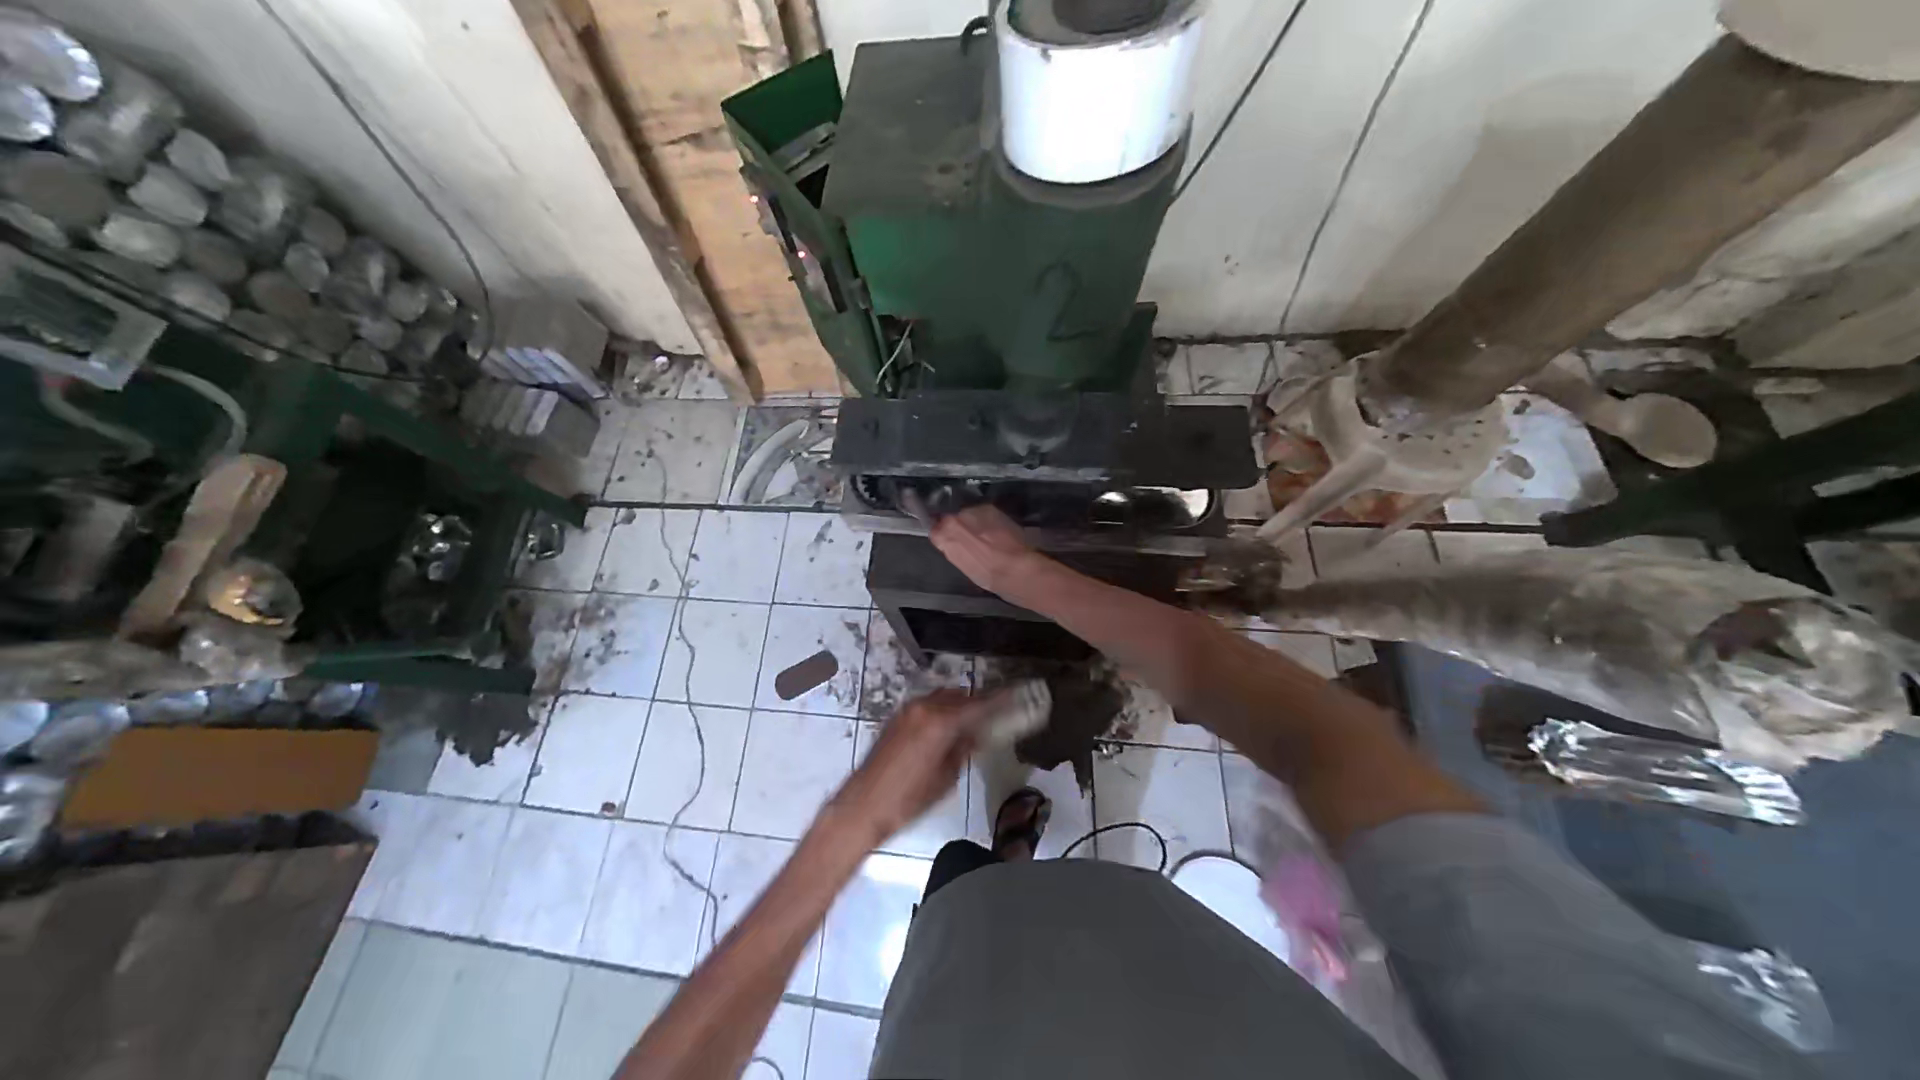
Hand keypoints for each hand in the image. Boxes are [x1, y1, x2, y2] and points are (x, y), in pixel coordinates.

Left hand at [830, 688, 1008, 840]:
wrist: (864, 804)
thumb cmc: (909, 799)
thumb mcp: (947, 777)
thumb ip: (965, 750)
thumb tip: (977, 736)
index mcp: (941, 722)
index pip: (981, 705)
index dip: (1002, 700)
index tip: (1018, 695)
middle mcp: (925, 708)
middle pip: (962, 696)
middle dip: (980, 703)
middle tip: (996, 715)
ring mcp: (908, 710)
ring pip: (943, 698)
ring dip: (959, 706)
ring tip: (972, 724)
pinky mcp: (897, 717)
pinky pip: (928, 705)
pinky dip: (941, 711)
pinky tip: (947, 729)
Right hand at [928, 504, 1037, 595]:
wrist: (1016, 567)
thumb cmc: (988, 575)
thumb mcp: (963, 566)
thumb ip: (954, 550)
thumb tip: (954, 543)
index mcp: (944, 536)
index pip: (936, 530)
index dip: (945, 535)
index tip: (951, 541)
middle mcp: (955, 519)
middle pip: (952, 519)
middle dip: (959, 527)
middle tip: (971, 540)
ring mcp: (974, 511)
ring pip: (969, 515)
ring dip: (974, 522)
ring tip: (987, 536)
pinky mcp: (991, 508)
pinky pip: (984, 513)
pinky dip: (988, 520)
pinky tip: (997, 532)